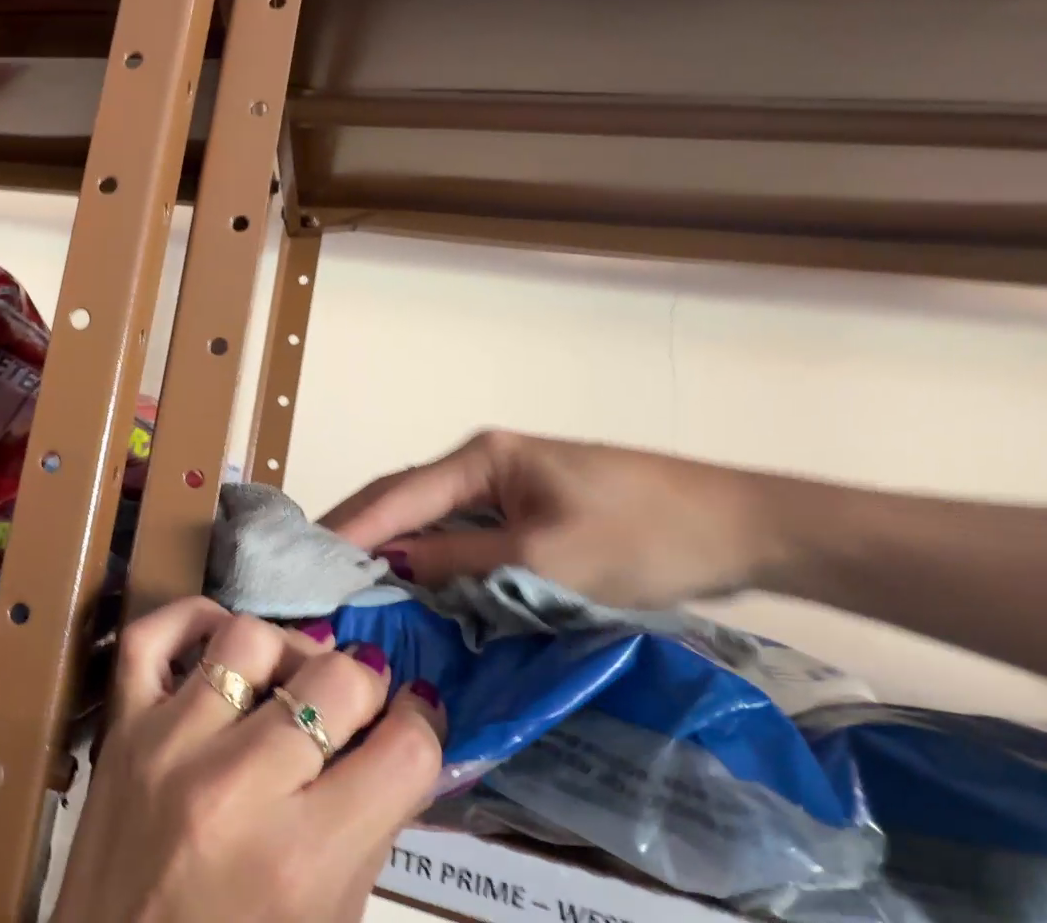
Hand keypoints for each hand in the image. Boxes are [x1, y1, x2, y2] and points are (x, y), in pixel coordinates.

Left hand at [54, 599, 446, 922]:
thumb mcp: (330, 913)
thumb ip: (375, 821)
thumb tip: (409, 729)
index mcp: (303, 859)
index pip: (404, 751)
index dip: (423, 726)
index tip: (413, 720)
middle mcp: (235, 789)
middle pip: (336, 680)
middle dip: (364, 688)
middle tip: (353, 707)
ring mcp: (167, 745)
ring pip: (250, 639)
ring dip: (288, 654)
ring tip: (289, 683)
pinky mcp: (119, 726)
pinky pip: (152, 633)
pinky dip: (193, 620)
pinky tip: (221, 643)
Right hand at [319, 430, 785, 608]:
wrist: (745, 530)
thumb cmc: (644, 536)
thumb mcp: (544, 557)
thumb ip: (460, 560)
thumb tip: (392, 566)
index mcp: (482, 458)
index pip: (396, 495)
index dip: (347, 529)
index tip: (301, 562)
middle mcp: (484, 463)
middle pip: (403, 500)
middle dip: (356, 534)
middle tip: (309, 575)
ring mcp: (507, 487)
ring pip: (431, 519)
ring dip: (391, 549)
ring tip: (344, 585)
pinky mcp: (528, 512)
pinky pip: (463, 535)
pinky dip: (432, 560)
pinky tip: (411, 587)